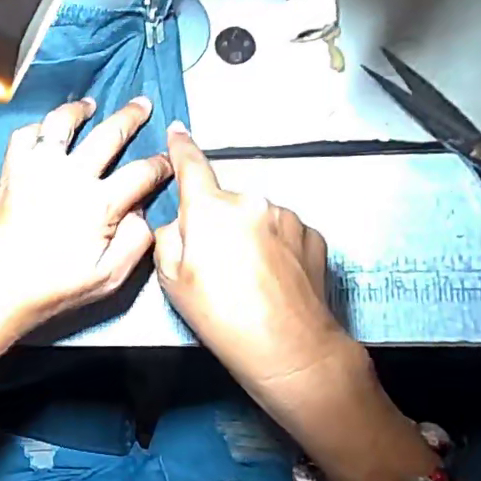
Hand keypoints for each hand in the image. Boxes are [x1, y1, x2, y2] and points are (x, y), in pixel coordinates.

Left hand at [0, 97, 172, 343]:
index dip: (162, 164)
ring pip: (61, 123)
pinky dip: (38, 128)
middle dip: (131, 117)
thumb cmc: (52, 288)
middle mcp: (70, 175)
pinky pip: (24, 135)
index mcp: (100, 202)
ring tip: (90, 104)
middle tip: (142, 104)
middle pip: (109, 134)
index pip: (142, 172)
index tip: (169, 160)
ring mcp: (37, 168)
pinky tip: (45, 130)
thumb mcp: (108, 277)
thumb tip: (142, 211)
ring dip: (79, 110)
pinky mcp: (11, 170)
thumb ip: (136, 241)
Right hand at [152, 122, 366, 411]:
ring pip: (253, 216)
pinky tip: (270, 278)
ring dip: (245, 235)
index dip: (181, 148)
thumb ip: (167, 238)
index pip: (191, 166)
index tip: (178, 131)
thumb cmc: (221, 316)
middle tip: (213, 262)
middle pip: (222, 201)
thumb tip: (180, 224)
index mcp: (210, 209)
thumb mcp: (171, 280)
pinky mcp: (312, 235)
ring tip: (246, 277)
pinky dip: (272, 246)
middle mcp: (251, 202)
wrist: (290, 349)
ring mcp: (286, 217)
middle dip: (214, 221)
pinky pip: (280, 231)